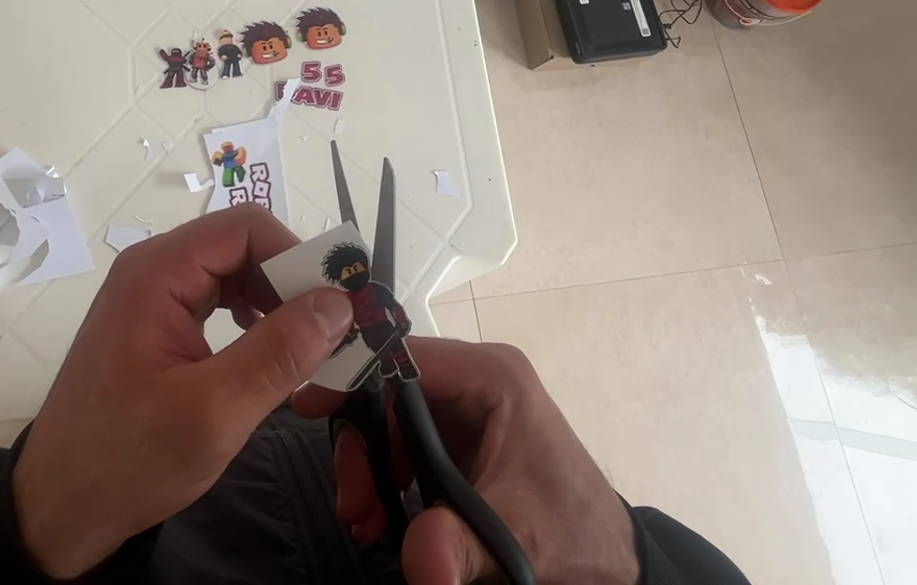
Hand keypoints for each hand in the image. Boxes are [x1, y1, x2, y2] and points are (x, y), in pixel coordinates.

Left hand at [13, 205, 354, 578]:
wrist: (59, 507)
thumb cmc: (127, 460)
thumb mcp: (214, 411)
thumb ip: (279, 352)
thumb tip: (337, 303)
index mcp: (158, 272)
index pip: (245, 228)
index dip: (296, 255)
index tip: (333, 303)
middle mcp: (153, 269)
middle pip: (240, 245)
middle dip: (290, 280)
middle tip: (327, 330)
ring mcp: (152, 294)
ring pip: (233, 270)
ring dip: (274, 300)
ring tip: (303, 345)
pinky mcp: (156, 322)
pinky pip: (216, 297)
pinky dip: (251, 316)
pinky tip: (265, 349)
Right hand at [293, 337, 639, 584]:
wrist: (606, 561)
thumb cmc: (573, 533)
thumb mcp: (516, 538)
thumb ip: (462, 544)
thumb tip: (419, 557)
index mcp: (491, 376)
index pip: (405, 355)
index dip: (354, 374)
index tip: (310, 406)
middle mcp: (474, 377)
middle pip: (389, 389)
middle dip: (362, 444)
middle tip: (351, 503)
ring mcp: (465, 403)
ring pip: (390, 416)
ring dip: (369, 466)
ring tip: (365, 520)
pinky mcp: (459, 431)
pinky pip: (403, 439)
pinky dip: (385, 475)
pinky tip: (382, 516)